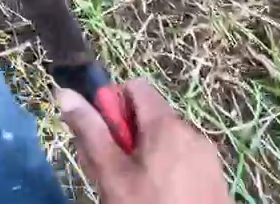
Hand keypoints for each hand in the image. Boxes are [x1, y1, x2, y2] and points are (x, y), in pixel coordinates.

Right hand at [56, 79, 232, 203]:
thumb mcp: (112, 173)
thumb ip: (89, 129)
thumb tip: (63, 92)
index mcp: (167, 125)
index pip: (133, 87)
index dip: (112, 104)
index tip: (105, 135)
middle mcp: (192, 134)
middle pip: (147, 115)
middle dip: (123, 133)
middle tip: (110, 167)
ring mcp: (208, 160)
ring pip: (163, 140)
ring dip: (142, 153)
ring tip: (130, 187)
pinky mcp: (216, 182)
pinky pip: (182, 160)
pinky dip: (164, 169)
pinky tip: (155, 197)